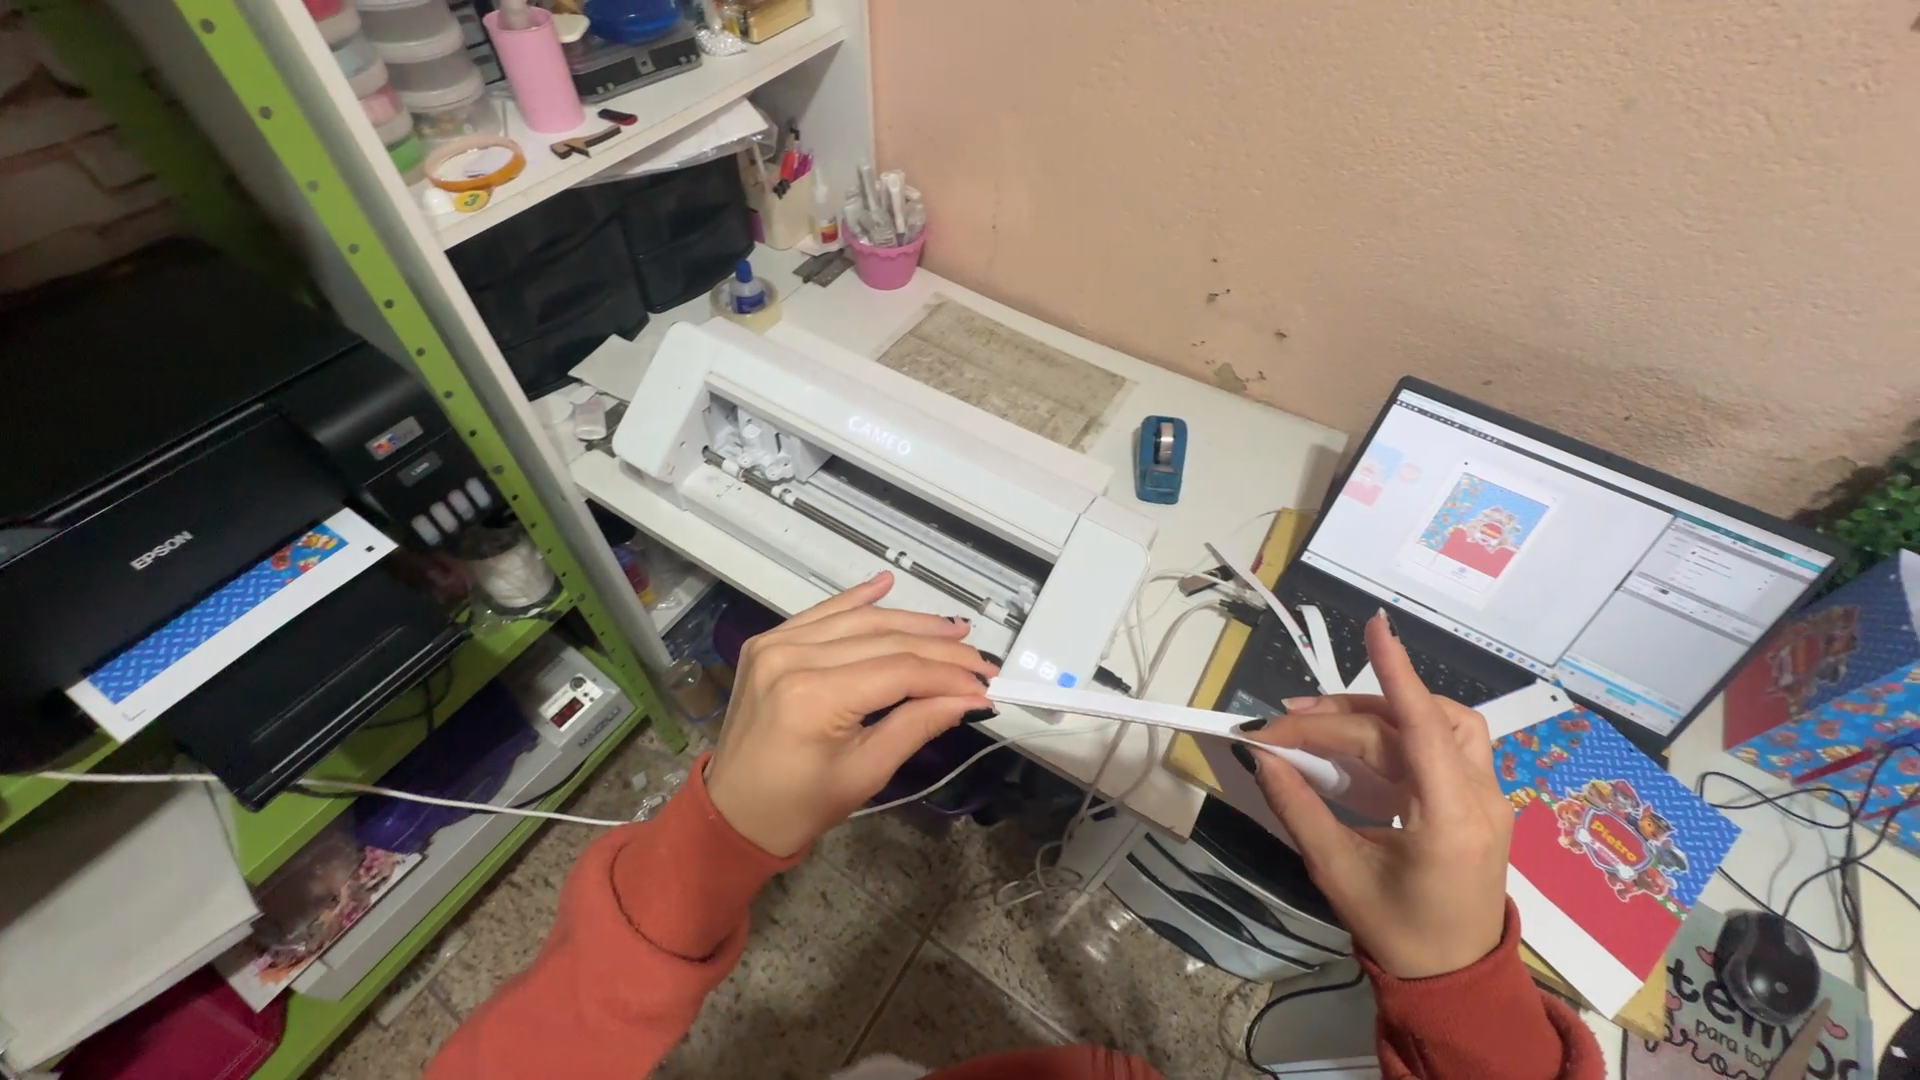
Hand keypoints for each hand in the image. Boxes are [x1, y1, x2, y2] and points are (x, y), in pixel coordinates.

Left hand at [703, 573, 997, 856]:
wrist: (732, 813)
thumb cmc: (799, 805)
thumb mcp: (866, 772)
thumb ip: (918, 725)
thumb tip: (971, 699)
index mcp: (814, 697)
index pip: (900, 670)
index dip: (948, 676)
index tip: (986, 685)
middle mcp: (792, 658)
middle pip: (884, 640)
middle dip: (939, 650)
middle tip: (981, 660)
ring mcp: (776, 644)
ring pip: (860, 621)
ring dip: (911, 622)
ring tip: (954, 628)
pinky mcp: (769, 642)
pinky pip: (823, 613)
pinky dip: (857, 599)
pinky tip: (887, 583)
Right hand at [1240, 612, 1511, 978]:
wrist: (1457, 976)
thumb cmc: (1396, 930)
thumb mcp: (1335, 872)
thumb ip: (1298, 807)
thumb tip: (1261, 755)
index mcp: (1449, 820)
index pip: (1420, 729)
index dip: (1396, 674)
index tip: (1376, 626)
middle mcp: (1479, 798)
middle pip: (1408, 725)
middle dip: (1340, 716)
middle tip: (1280, 726)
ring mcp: (1488, 796)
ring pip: (1439, 721)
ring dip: (1380, 709)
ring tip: (1324, 722)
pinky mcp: (1480, 797)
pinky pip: (1443, 739)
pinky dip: (1401, 724)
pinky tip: (1362, 739)